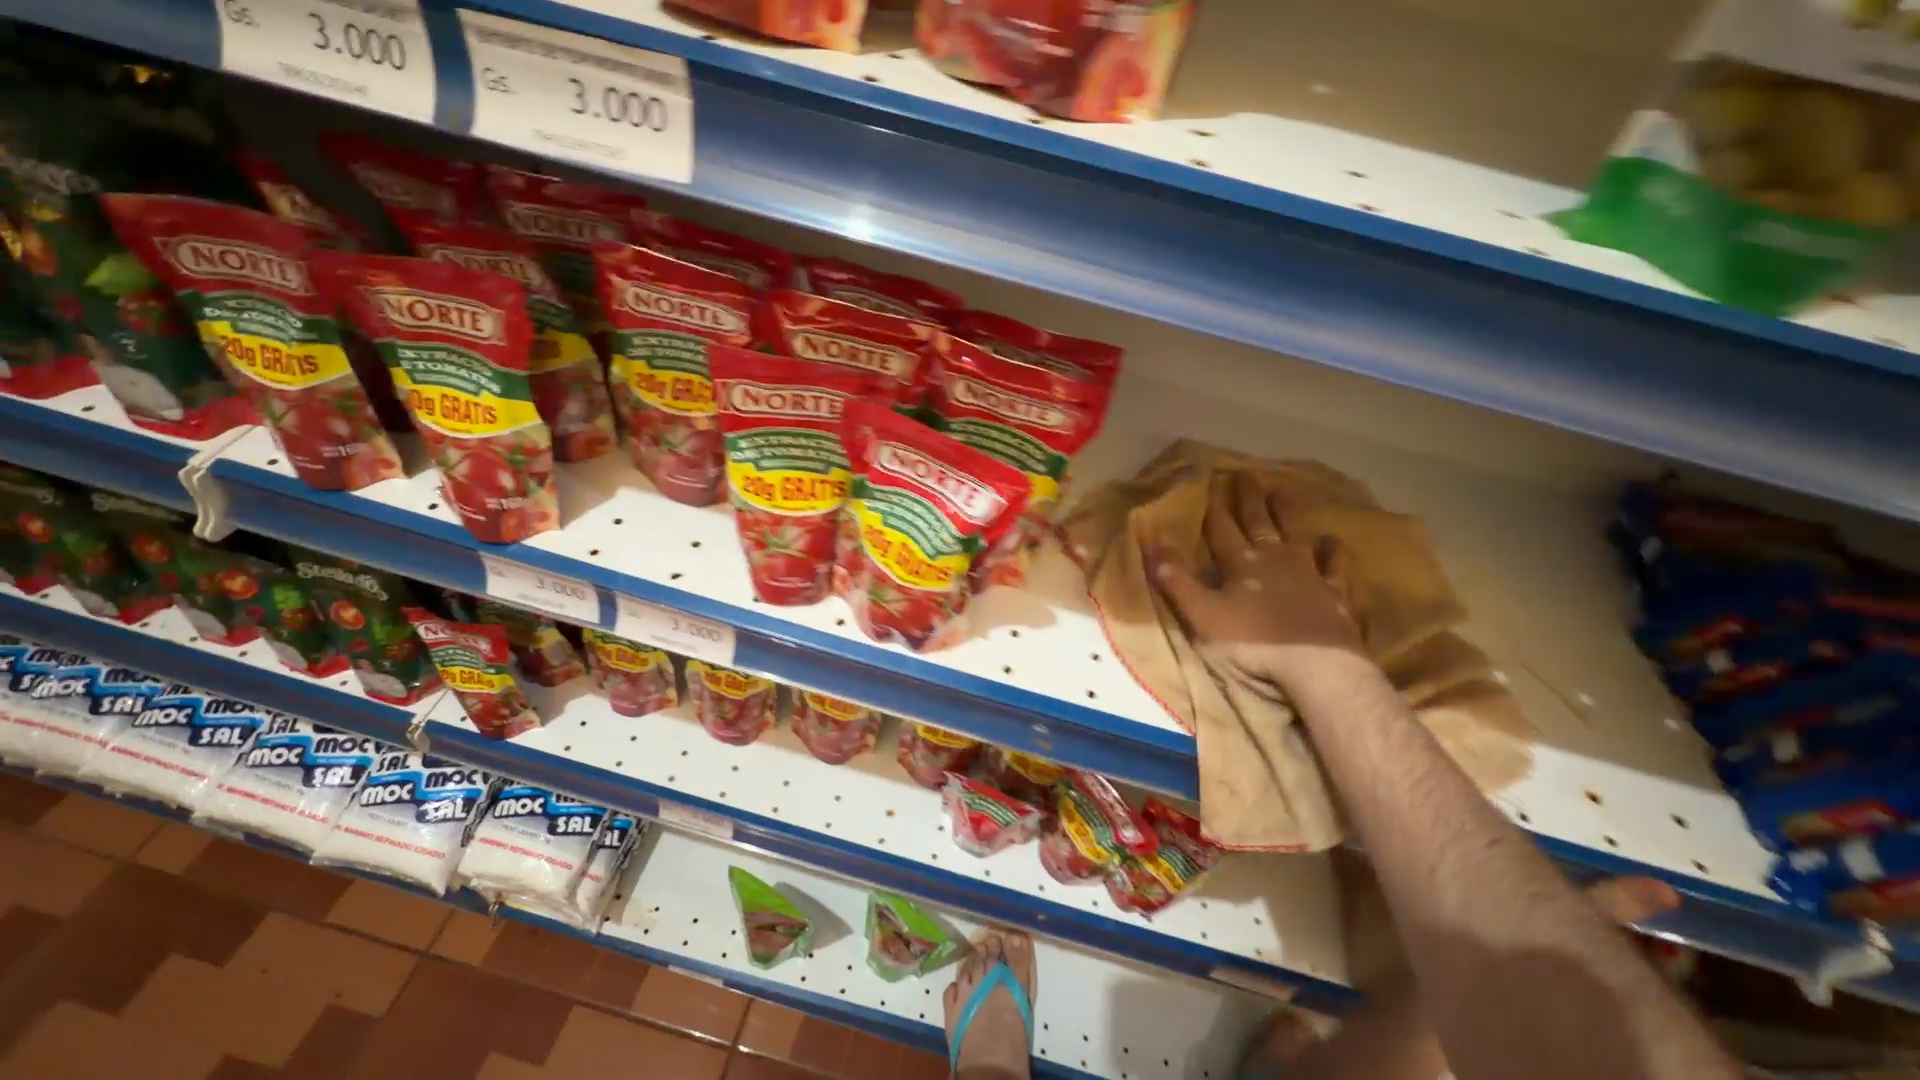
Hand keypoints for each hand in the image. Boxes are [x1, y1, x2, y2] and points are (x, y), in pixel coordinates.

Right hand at [1150, 471, 1368, 692]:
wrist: (1315, 664)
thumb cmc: (1252, 642)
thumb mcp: (1202, 614)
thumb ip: (1176, 580)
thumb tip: (1153, 541)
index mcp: (1240, 563)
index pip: (1221, 528)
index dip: (1212, 506)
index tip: (1209, 479)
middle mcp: (1274, 559)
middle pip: (1258, 522)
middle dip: (1248, 499)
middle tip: (1245, 473)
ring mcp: (1308, 573)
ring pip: (1295, 535)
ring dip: (1287, 514)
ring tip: (1283, 491)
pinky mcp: (1334, 594)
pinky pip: (1335, 566)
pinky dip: (1333, 552)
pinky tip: (1334, 541)